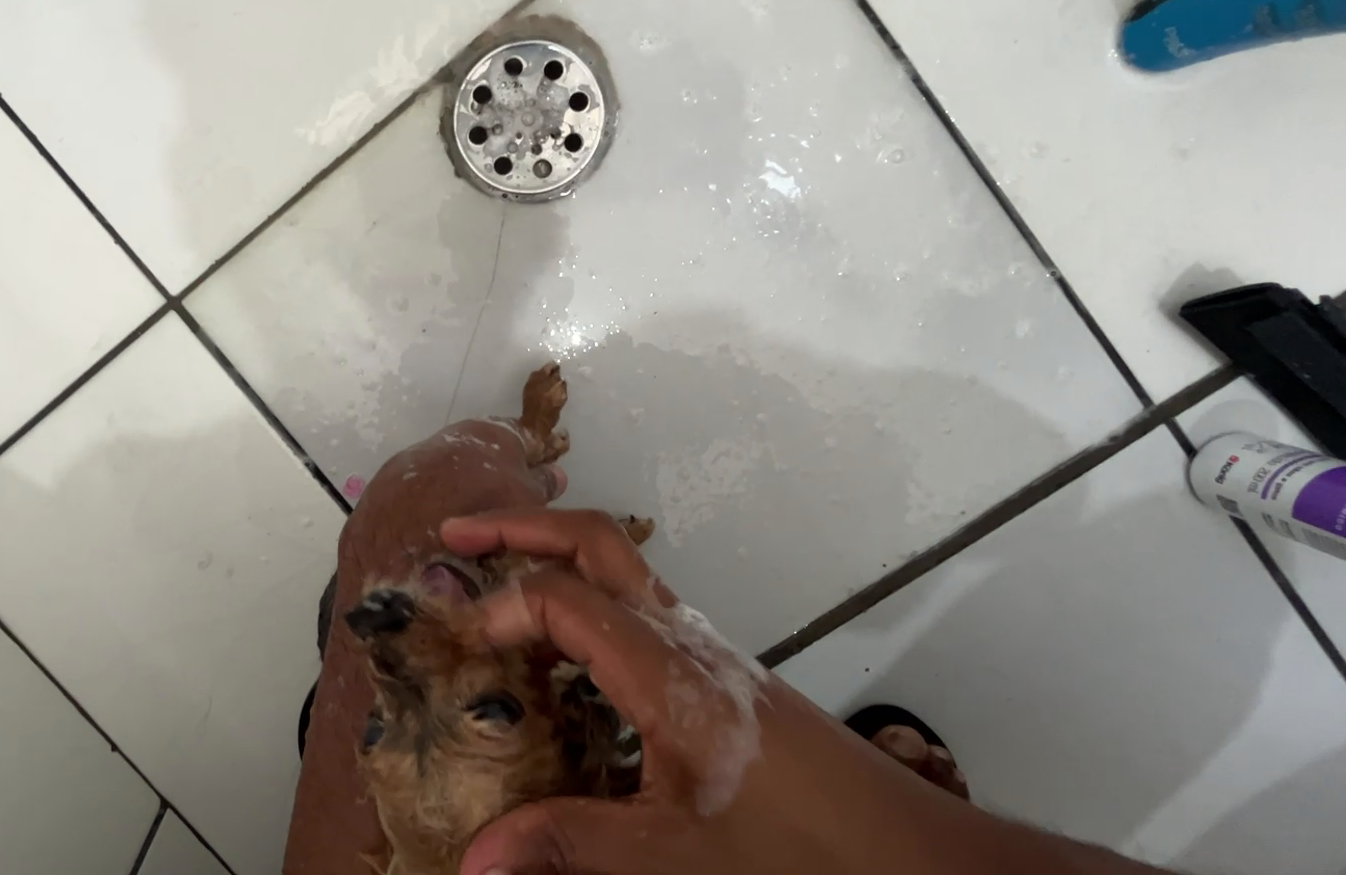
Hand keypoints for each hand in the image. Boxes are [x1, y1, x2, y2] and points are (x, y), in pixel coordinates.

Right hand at [438, 509, 987, 874]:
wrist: (909, 856)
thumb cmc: (796, 852)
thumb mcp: (674, 858)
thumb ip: (570, 846)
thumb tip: (472, 863)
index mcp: (663, 670)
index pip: (564, 598)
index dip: (504, 611)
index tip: (468, 650)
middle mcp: (676, 633)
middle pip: (592, 538)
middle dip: (518, 525)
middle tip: (455, 537)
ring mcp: (696, 640)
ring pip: (615, 560)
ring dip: (550, 550)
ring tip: (494, 573)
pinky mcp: (707, 660)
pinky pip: (629, 599)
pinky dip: (579, 592)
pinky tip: (559, 648)